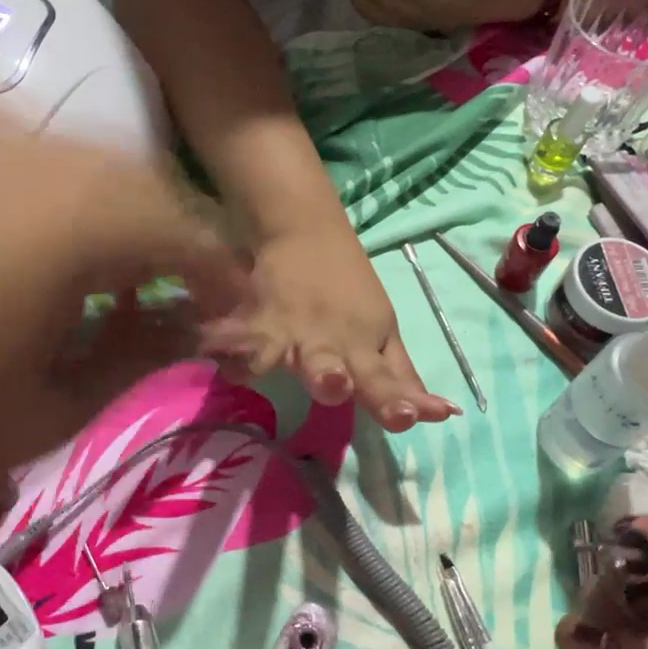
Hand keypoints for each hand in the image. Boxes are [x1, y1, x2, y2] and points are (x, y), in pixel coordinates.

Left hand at [0, 107, 249, 539]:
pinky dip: (25, 200)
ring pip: (58, 163)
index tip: (235, 310)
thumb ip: (133, 357)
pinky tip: (3, 256)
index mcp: (67, 208)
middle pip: (126, 181)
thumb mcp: (39, 414)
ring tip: (87, 283)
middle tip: (164, 302)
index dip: (218, 273)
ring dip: (92, 217)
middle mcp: (13, 143)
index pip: (183, 228)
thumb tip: (186, 326)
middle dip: (159, 241)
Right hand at [203, 224, 458, 431]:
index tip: (411, 417)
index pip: (386, 382)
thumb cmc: (349, 289)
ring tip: (259, 363)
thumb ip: (401, 375)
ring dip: (268, 360)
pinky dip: (222, 347)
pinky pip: (233, 342)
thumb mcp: (383, 329)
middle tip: (337, 384)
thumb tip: (440, 415)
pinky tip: (207, 351)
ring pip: (277, 354)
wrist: (305, 231)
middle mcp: (327, 344)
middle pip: (331, 371)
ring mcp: (287, 332)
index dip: (397, 402)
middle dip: (333, 380)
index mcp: (364, 347)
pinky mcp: (252, 320)